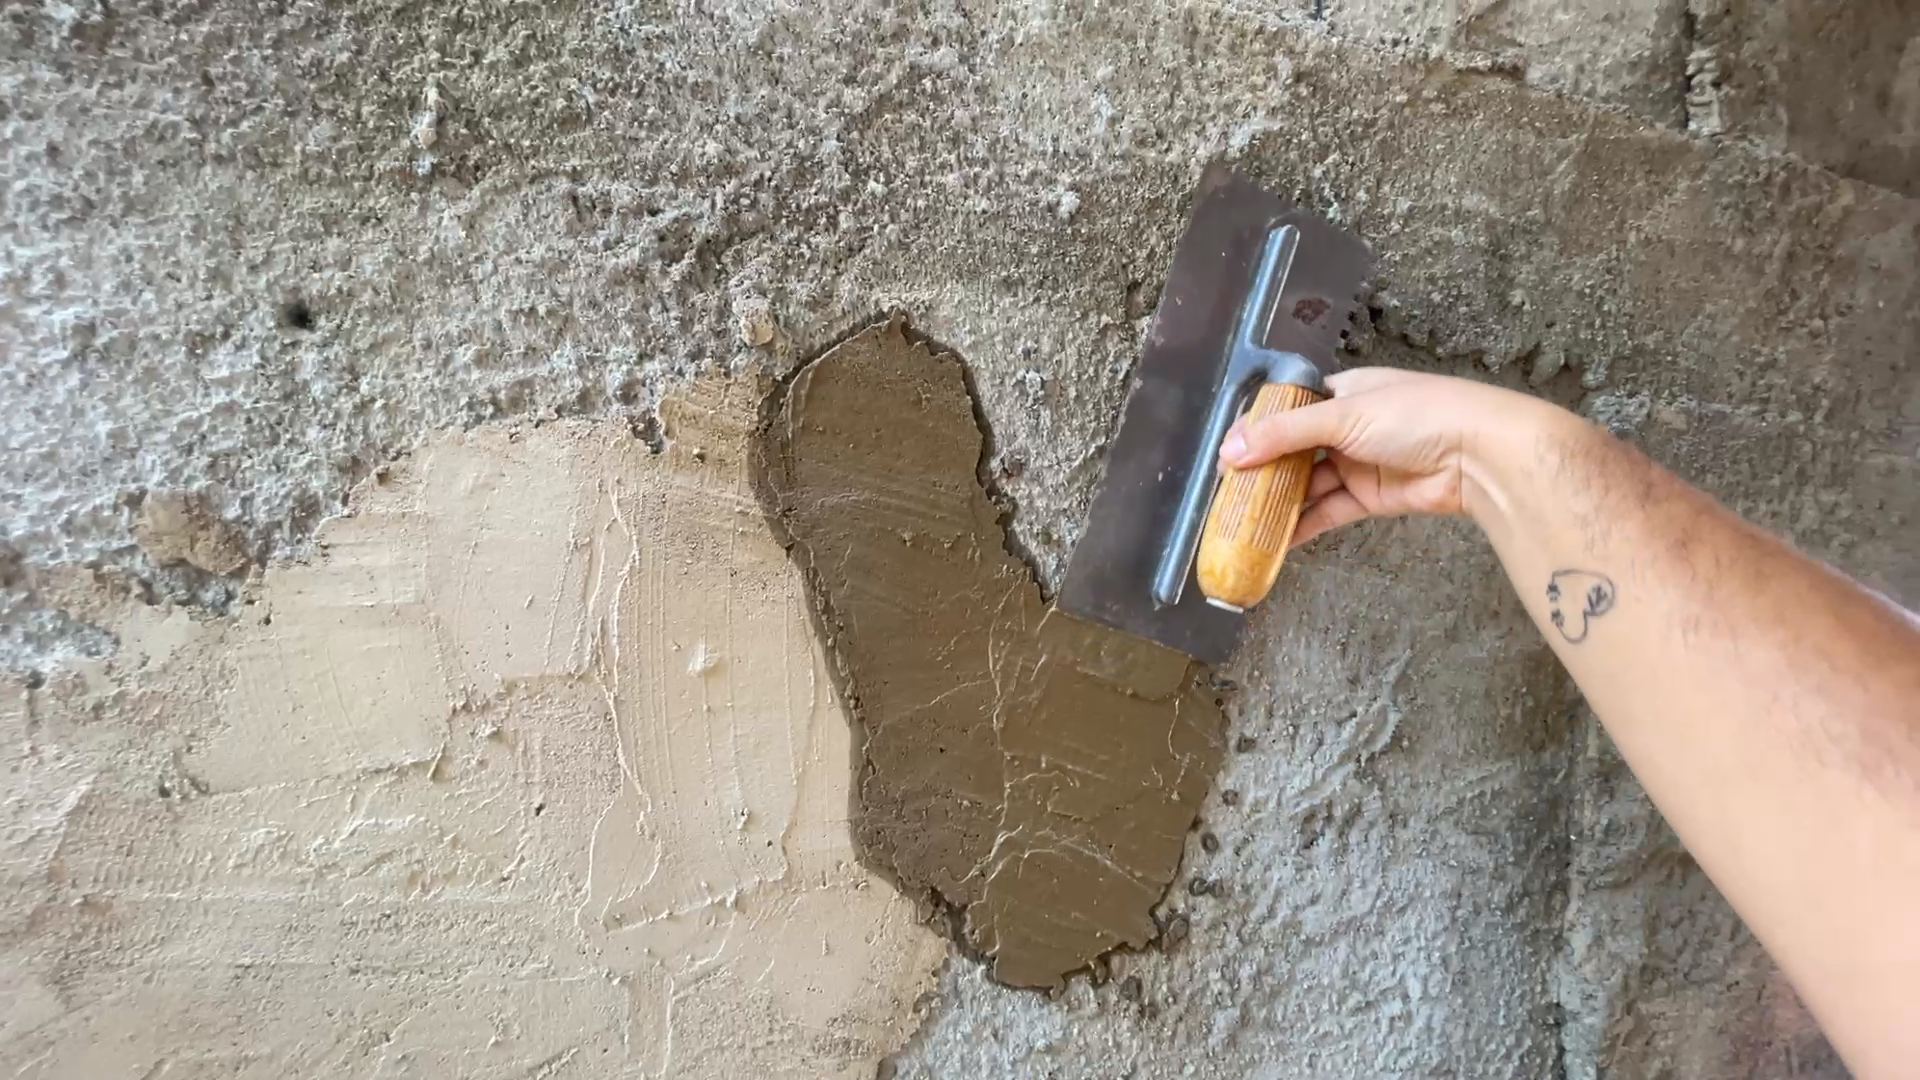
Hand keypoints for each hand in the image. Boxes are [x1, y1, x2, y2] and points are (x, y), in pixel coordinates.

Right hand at [1217, 367, 1550, 547]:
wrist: (1484, 456)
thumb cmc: (1418, 416)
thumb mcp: (1344, 415)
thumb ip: (1284, 434)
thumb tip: (1231, 452)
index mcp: (1341, 394)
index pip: (1285, 411)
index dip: (1255, 431)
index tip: (1227, 455)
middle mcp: (1345, 428)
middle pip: (1291, 451)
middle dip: (1260, 471)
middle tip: (1227, 491)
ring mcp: (1356, 464)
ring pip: (1305, 484)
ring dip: (1277, 501)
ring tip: (1241, 519)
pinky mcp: (1367, 498)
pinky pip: (1326, 511)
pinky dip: (1301, 525)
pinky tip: (1273, 539)